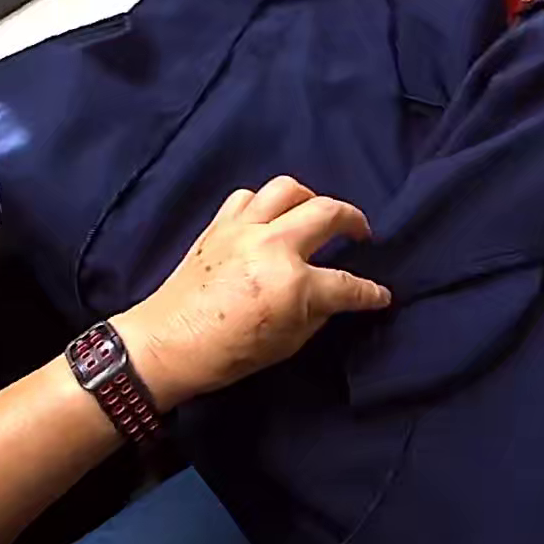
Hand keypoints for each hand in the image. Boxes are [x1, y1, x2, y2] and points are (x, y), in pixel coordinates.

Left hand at [112, 176, 390, 408]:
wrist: (165, 343)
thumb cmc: (225, 354)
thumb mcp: (287, 344)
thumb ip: (317, 312)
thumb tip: (334, 296)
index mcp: (293, 282)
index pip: (348, 283)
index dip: (370, 293)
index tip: (378, 295)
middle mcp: (270, 245)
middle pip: (327, 212)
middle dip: (354, 220)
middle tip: (360, 234)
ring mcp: (240, 230)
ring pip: (285, 189)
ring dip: (308, 199)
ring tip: (313, 216)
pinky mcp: (216, 227)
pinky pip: (245, 198)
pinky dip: (263, 203)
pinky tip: (268, 220)